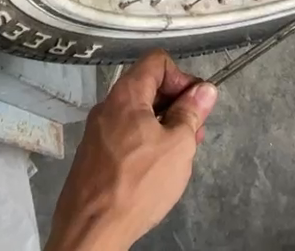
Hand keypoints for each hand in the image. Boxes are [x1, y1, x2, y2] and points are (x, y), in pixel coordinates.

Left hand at [47, 50, 218, 250]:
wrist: (89, 236)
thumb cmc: (138, 184)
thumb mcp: (178, 145)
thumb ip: (192, 112)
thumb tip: (204, 90)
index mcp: (126, 95)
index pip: (157, 61)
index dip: (181, 76)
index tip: (193, 105)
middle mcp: (106, 108)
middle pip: (147, 88)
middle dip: (176, 105)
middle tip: (193, 133)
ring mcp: (95, 135)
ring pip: (137, 116)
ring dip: (162, 127)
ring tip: (178, 156)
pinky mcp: (90, 160)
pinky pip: (123, 137)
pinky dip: (143, 144)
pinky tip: (154, 171)